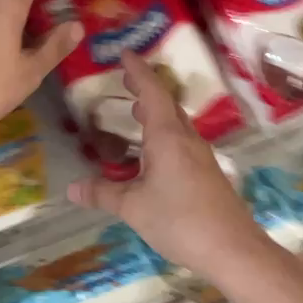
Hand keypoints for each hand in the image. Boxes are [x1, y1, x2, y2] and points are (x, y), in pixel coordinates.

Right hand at [67, 52, 274, 282]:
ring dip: (156, 113)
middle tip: (126, 80)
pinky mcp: (207, 175)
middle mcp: (187, 140)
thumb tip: (71, 188)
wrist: (232, 248)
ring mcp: (201, 157)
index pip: (152, 92)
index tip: (124, 53)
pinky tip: (154, 154)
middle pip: (167, 105)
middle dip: (146, 90)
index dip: (138, 71)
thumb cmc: (179, 220)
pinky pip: (182, 143)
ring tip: (135, 111)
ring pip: (177, 124)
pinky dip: (164, 135)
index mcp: (167, 137)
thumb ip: (102, 194)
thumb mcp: (133, 208)